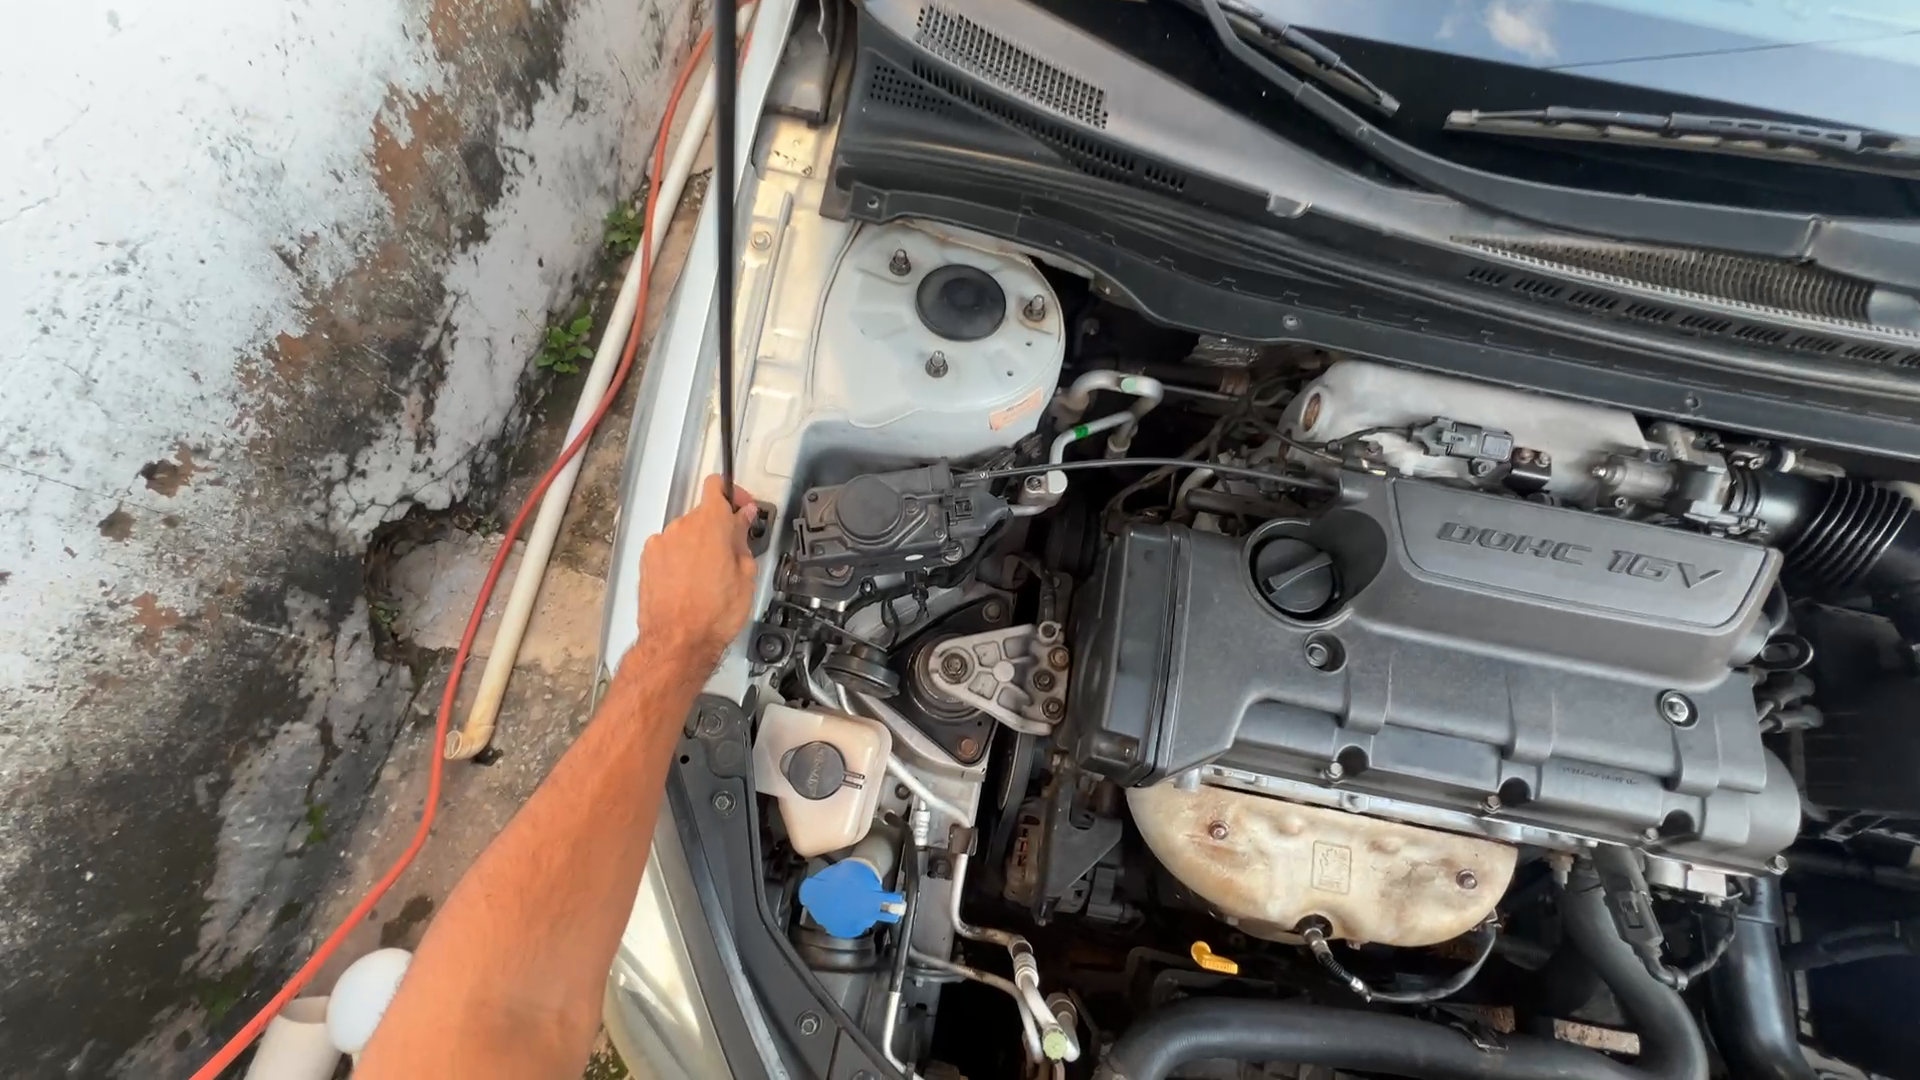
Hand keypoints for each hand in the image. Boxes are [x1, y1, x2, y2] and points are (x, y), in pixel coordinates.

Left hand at [637, 475, 759, 666]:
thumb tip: (742, 520)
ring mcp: (661, 544)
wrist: (678, 641)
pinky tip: (692, 583)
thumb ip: (742, 538)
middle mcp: (682, 527)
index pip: (716, 486)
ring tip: (711, 576)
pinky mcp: (648, 561)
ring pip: (686, 533)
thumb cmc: (712, 614)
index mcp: (711, 524)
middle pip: (703, 514)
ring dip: (699, 545)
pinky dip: (680, 559)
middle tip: (733, 551)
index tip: (741, 507)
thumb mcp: (746, 573)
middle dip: (720, 528)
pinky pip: (670, 550)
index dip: (732, 493)